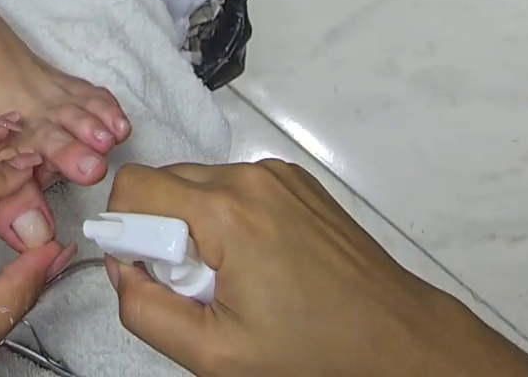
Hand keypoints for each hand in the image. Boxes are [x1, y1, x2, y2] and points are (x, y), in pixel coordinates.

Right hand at [105, 161, 527, 376]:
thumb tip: (120, 266)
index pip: (134, 187)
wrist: (406, 347)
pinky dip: (225, 213)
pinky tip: (257, 258)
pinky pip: (232, 183)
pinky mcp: (293, 177)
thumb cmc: (312, 356)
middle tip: (193, 283)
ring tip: (230, 275)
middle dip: (160, 229)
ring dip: (192, 221)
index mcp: (224, 212)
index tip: (149, 272)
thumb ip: (145, 310)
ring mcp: (273, 171)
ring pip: (196, 181)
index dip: (124, 229)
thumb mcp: (215, 356)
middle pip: (163, 181)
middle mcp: (246, 175)